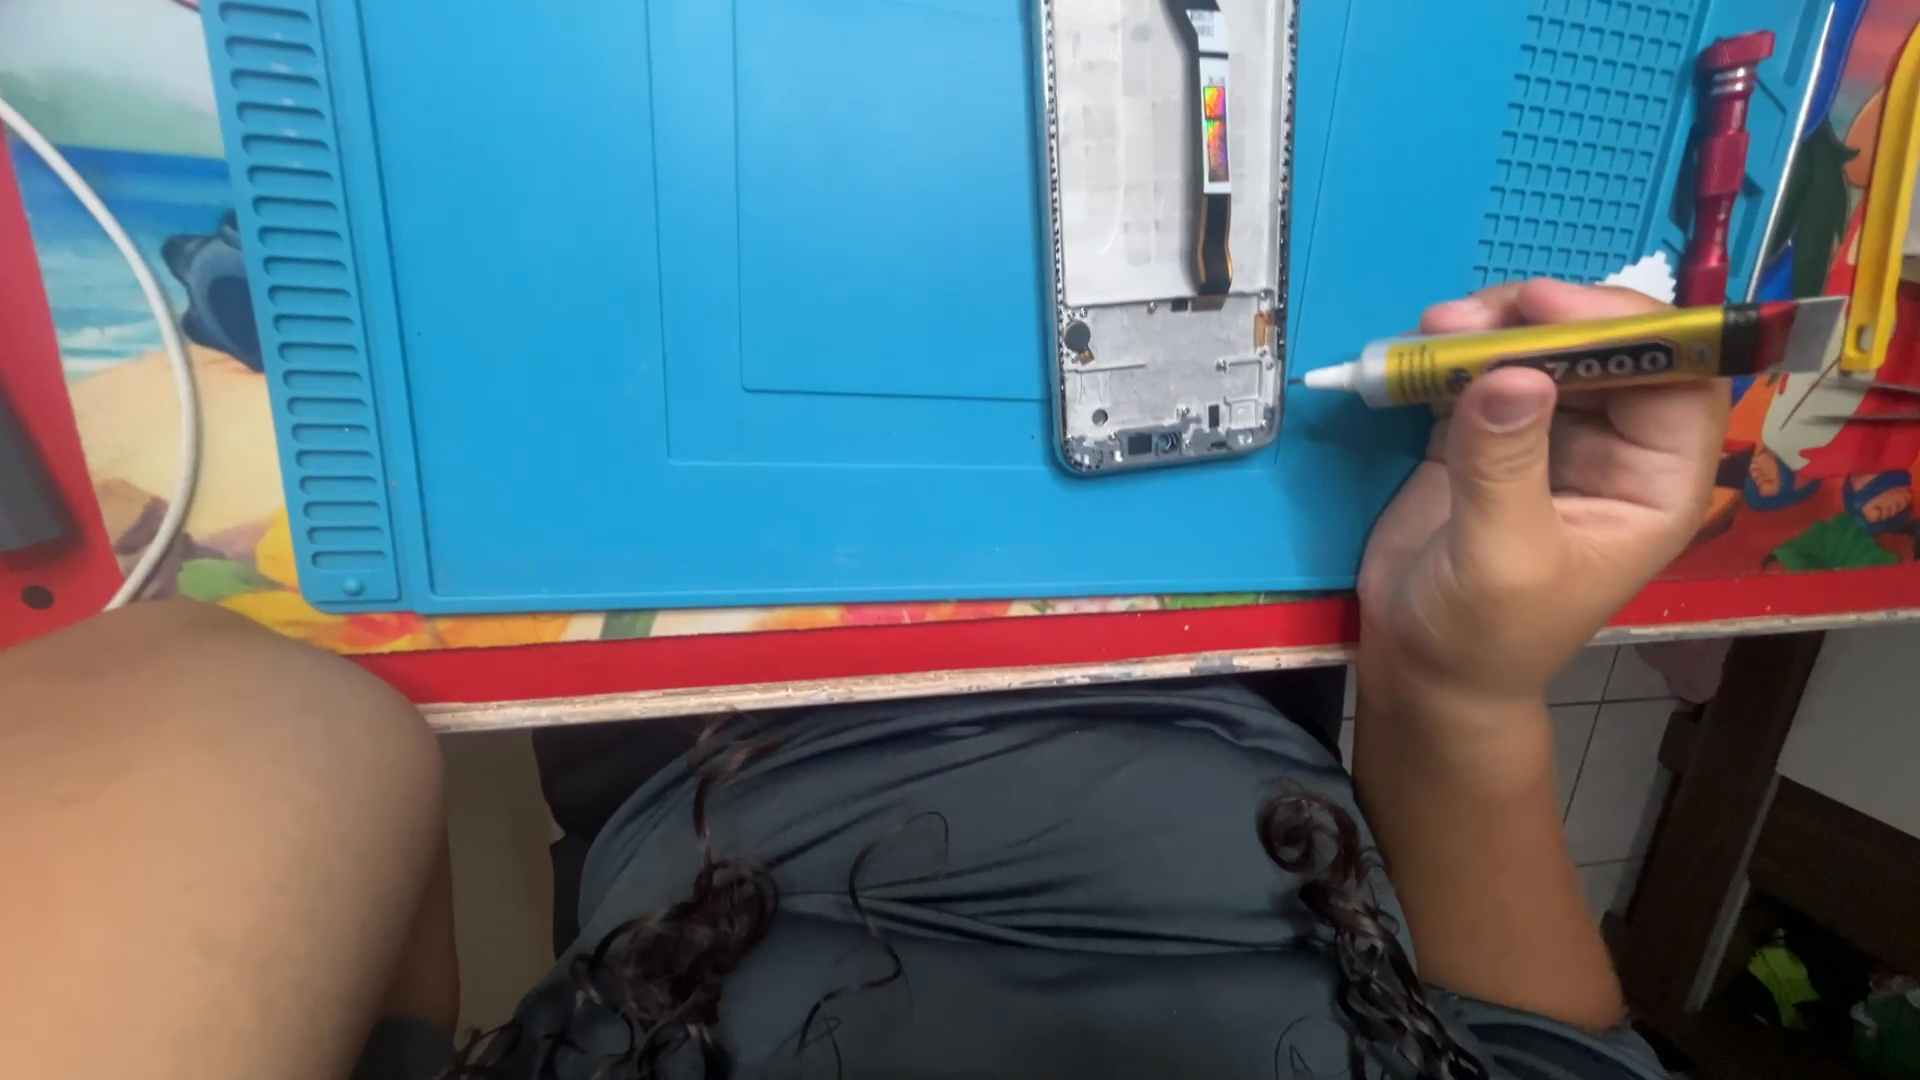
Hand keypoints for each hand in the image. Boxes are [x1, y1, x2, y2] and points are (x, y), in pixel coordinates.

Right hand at [1357, 280, 1728, 724]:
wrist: (1421, 661)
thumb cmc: (1482, 629)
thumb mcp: (1500, 557)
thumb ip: (1504, 468)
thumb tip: (1508, 375)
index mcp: (1650, 480)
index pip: (1672, 378)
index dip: (1622, 330)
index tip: (1542, 307)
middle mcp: (1606, 449)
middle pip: (1597, 354)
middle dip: (1536, 323)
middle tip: (1462, 315)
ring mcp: (1537, 442)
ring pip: (1531, 359)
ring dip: (1484, 334)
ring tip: (1429, 328)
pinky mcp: (1476, 443)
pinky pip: (1472, 384)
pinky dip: (1443, 364)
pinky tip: (1412, 356)